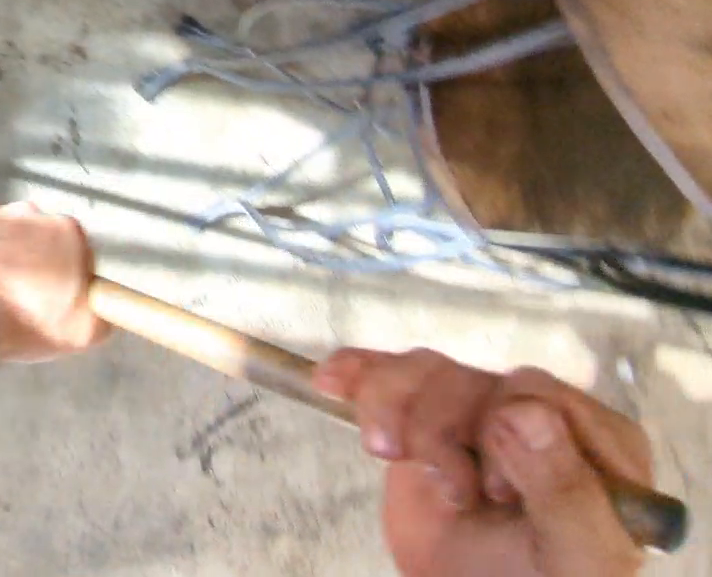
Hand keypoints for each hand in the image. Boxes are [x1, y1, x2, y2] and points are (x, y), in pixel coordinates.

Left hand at [0, 199, 108, 360]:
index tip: (56, 297)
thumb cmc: (25, 320)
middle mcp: (33, 212)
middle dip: (37, 257)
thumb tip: (99, 306)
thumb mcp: (84, 333)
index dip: (69, 275)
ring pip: (9, 229)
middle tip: (24, 291)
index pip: (78, 250)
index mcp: (68, 232)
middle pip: (42, 235)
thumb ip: (101, 312)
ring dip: (6, 248)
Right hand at [315, 348, 653, 576]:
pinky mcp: (409, 408)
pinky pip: (374, 366)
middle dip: (436, 427)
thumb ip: (564, 488)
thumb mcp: (571, 555)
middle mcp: (529, 413)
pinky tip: (330, 384)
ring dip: (387, 409)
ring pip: (415, 369)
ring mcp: (465, 408)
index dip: (504, 429)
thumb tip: (524, 410)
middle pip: (465, 377)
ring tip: (384, 455)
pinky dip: (349, 372)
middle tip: (446, 487)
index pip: (538, 392)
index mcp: (592, 443)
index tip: (494, 486)